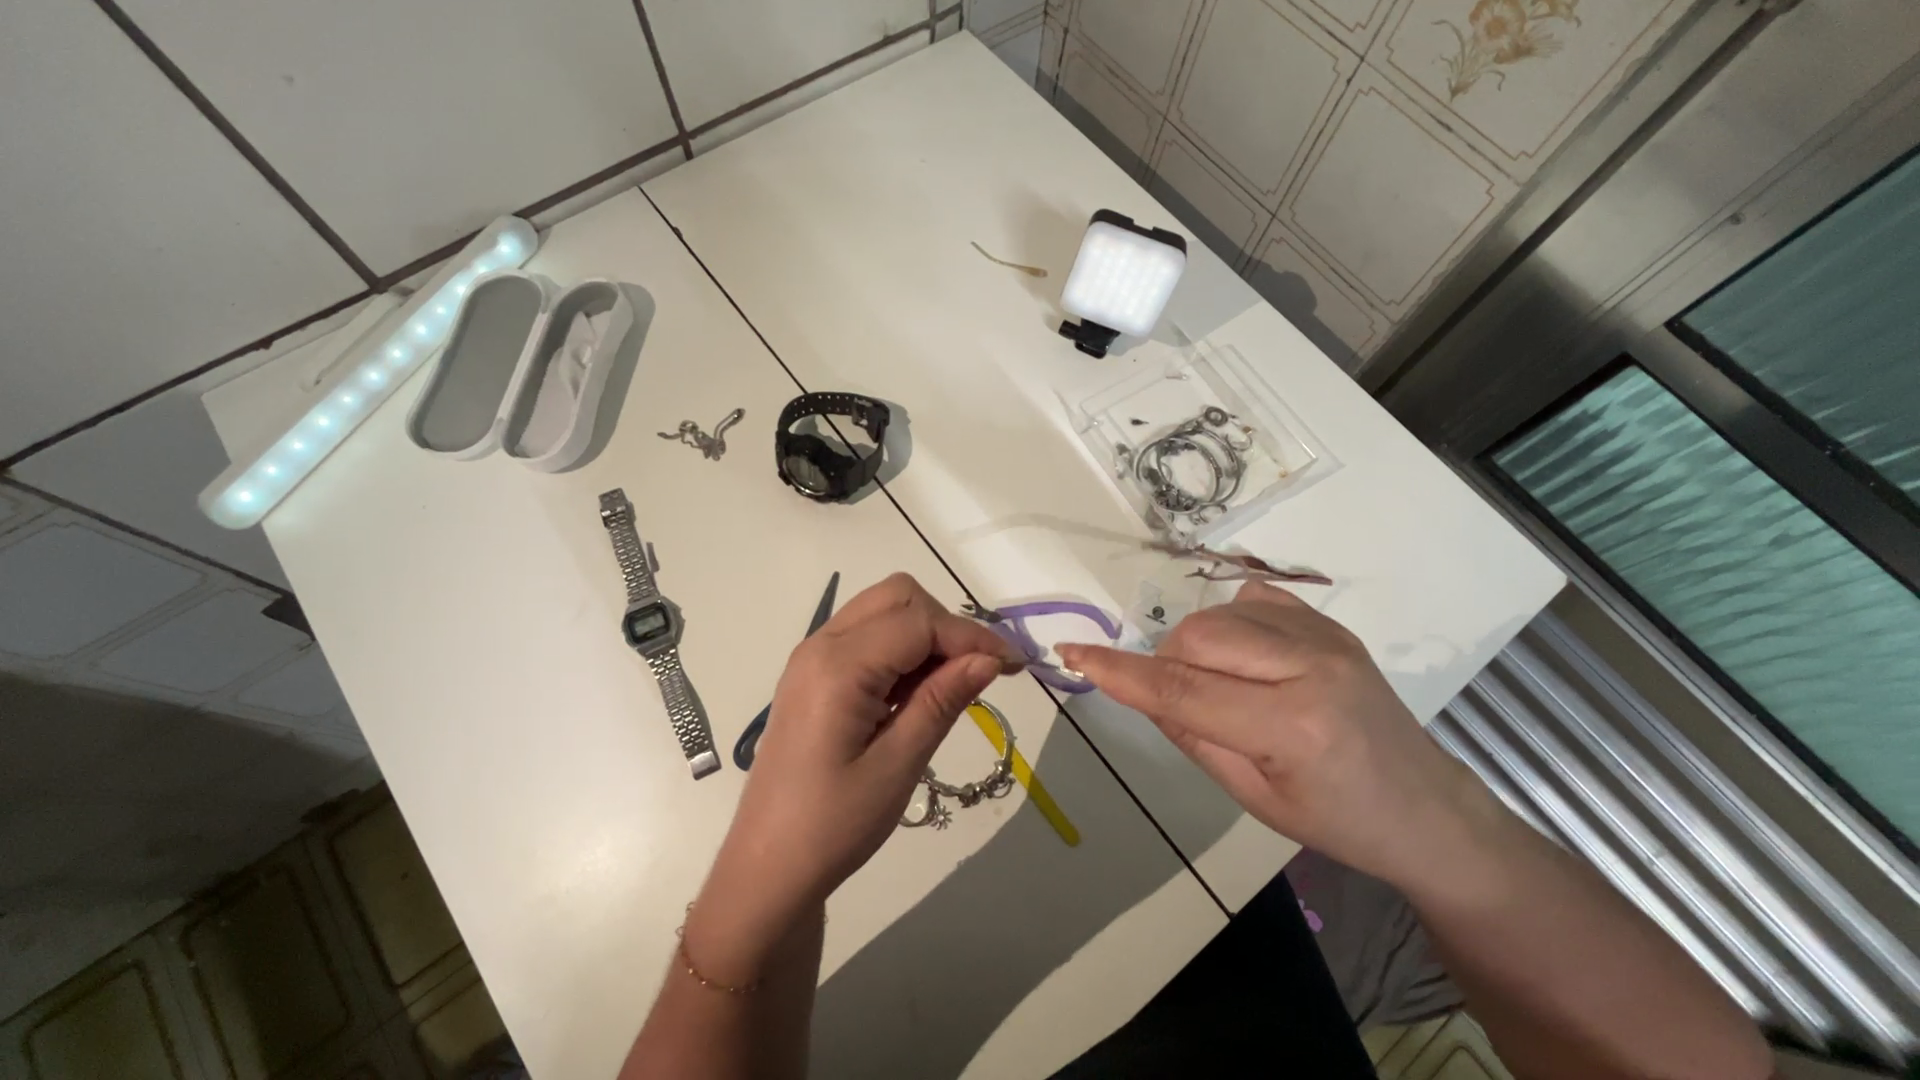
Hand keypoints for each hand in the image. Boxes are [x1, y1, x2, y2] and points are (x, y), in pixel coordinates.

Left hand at [686, 574, 1018, 982]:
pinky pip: (865, 637)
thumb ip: (942, 701)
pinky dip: (900, 649)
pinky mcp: (812, 677)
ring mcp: (811, 659)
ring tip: (951, 685)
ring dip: (924, 634)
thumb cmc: (834, 825)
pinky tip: (917, 692)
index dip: (971, 636)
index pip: (918, 621)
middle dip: (946, 624)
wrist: (769, 866)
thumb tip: (990, 658)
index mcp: (837, 667)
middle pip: (897, 598)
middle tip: (979, 673)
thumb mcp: (898, 765)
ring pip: (881, 611)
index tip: (1014, 666)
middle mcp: (819, 647)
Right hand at [1058, 582, 1487, 889]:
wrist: (1426, 808)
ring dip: (1198, 645)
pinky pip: (1256, 600)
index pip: (1181, 687)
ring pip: (1220, 613)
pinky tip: (1248, 657)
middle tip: (1182, 702)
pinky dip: (1232, 623)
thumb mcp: (1253, 795)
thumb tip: (1142, 689)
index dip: (1119, 671)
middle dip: (1167, 663)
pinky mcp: (1333, 625)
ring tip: (1220, 685)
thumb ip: (1191, 734)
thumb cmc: (1337, 821)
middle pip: (1197, 636)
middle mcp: (1309, 666)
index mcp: (1290, 724)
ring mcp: (1326, 637)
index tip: (1072, 653)